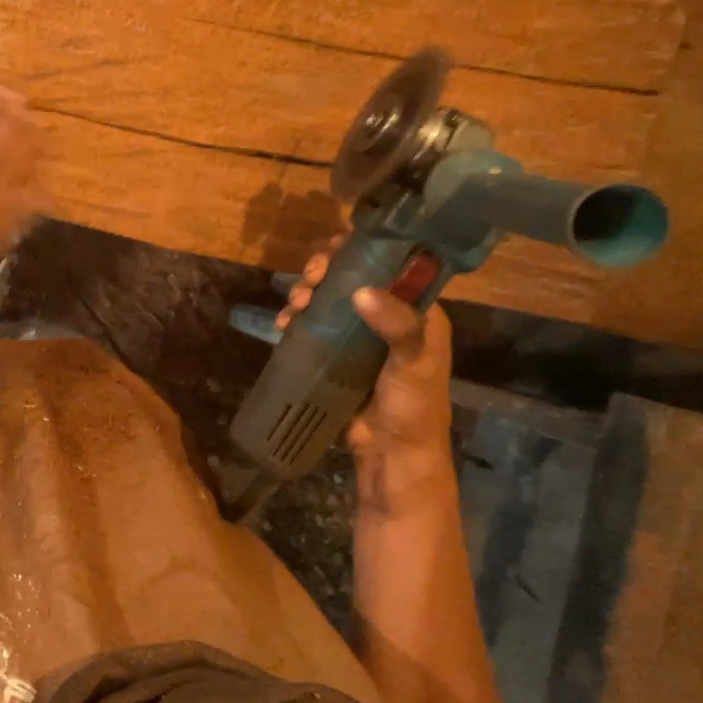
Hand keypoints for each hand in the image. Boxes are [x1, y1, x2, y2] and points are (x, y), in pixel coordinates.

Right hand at [278, 237, 454, 457]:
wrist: (392, 455)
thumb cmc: (413, 408)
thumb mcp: (413, 365)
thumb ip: (398, 327)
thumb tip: (361, 291)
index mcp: (418, 314)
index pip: (391, 267)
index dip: (362, 251)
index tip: (334, 247)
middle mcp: (389, 319)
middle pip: (352, 278)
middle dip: (325, 271)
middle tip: (308, 278)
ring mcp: (360, 337)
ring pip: (329, 299)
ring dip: (307, 293)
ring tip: (294, 304)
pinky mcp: (337, 355)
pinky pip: (313, 325)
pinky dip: (297, 318)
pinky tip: (284, 324)